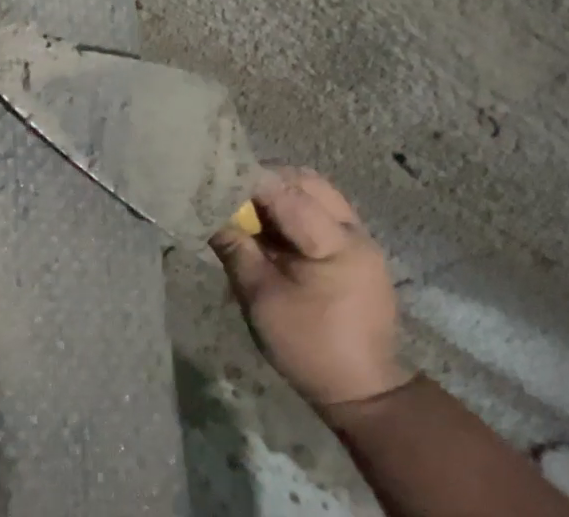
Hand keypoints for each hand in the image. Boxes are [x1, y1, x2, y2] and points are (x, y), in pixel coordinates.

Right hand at [208, 169, 411, 408]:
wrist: (362, 390)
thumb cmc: (308, 346)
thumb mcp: (259, 298)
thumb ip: (234, 248)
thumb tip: (206, 212)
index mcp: (335, 244)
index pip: (287, 193)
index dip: (248, 181)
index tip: (213, 178)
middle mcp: (356, 233)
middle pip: (308, 182)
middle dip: (267, 180)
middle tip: (231, 195)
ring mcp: (361, 241)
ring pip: (318, 194)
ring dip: (281, 194)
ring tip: (248, 212)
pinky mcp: (357, 253)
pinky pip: (323, 213)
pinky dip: (294, 211)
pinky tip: (270, 231)